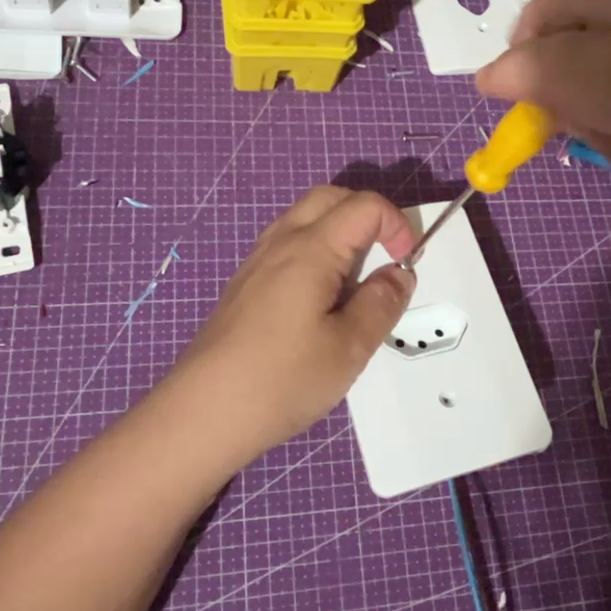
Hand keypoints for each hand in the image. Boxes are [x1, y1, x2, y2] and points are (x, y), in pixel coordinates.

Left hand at [163, 187, 416, 465]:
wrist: (203, 412)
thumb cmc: (281, 380)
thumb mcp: (349, 348)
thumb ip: (381, 304)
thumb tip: (399, 274)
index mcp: (310, 249)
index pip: (364, 206)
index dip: (397, 225)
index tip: (407, 264)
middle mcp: (280, 243)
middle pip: (329, 198)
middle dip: (368, 215)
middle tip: (387, 257)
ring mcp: (257, 263)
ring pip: (304, 219)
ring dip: (340, 232)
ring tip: (356, 281)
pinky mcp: (245, 285)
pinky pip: (287, 245)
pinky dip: (316, 251)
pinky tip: (322, 300)